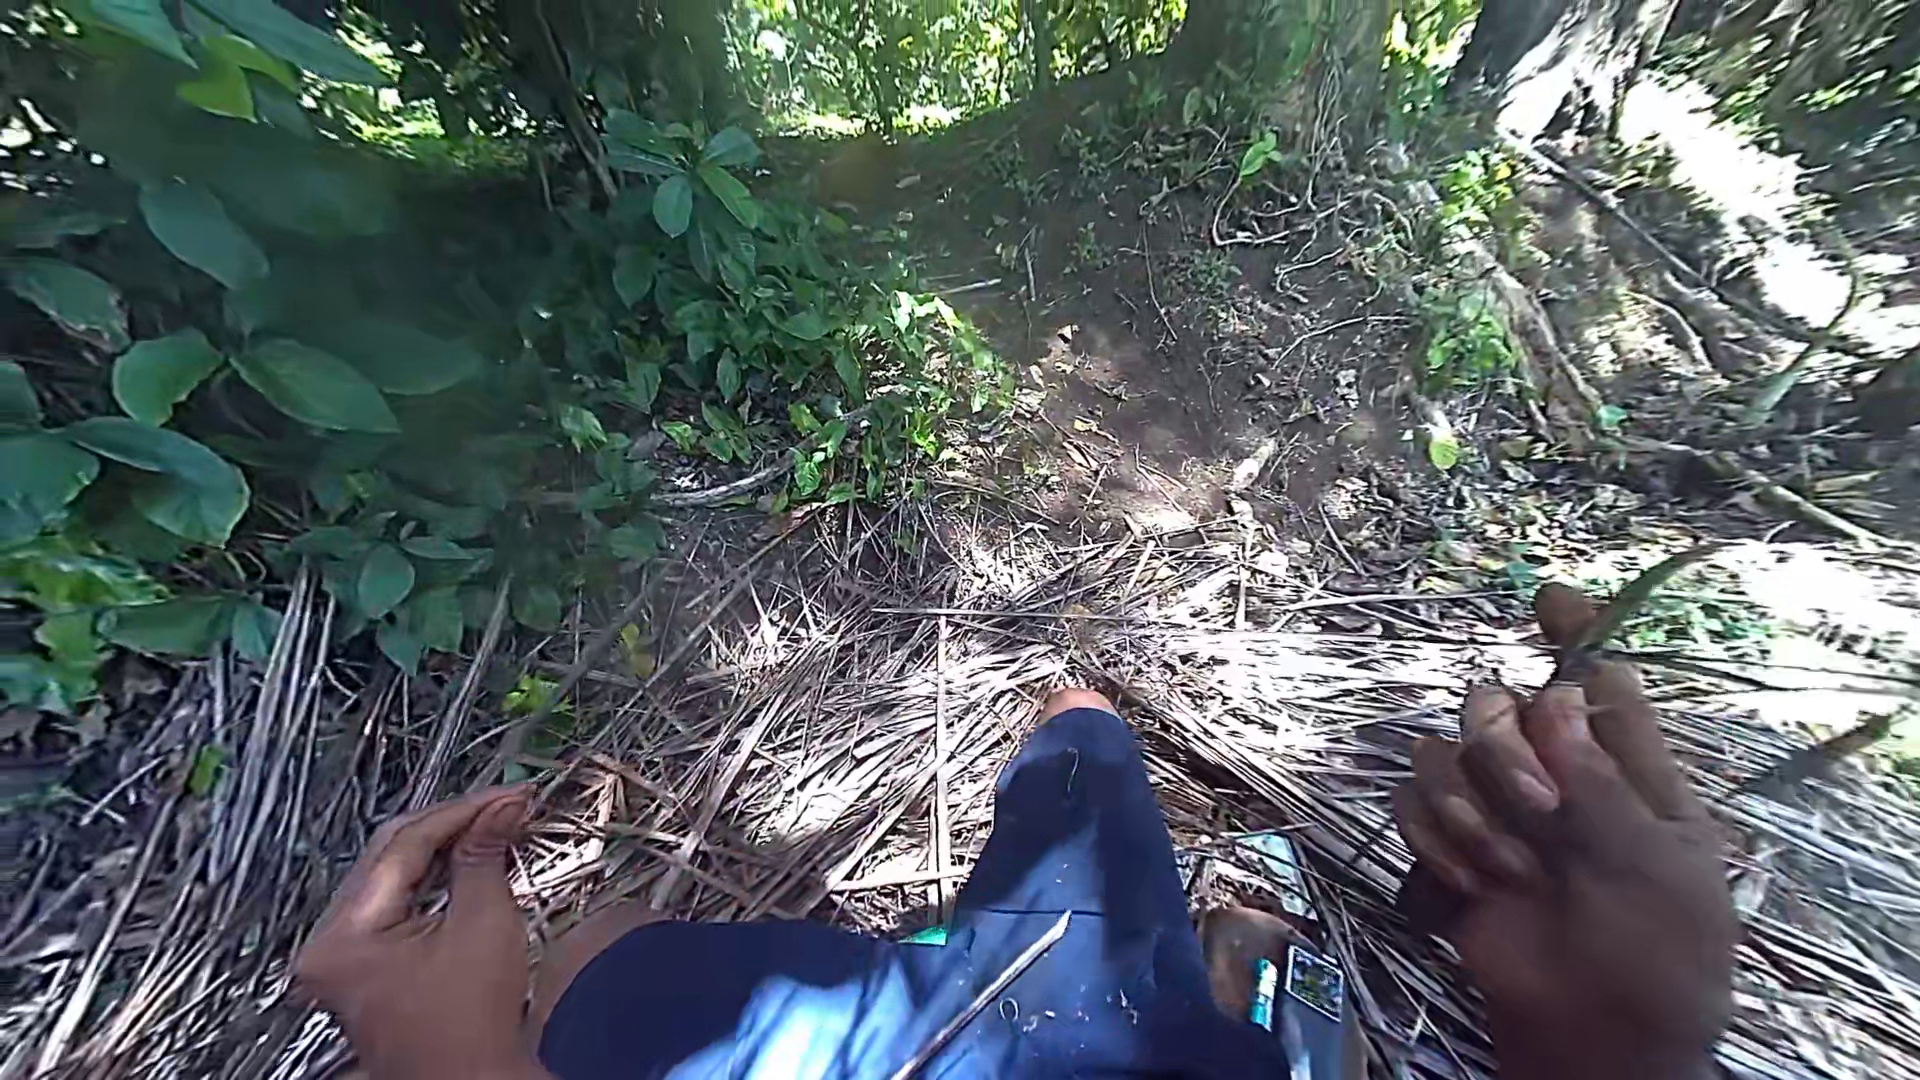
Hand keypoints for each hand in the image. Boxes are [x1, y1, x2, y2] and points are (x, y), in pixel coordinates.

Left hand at [293, 787, 548, 1079]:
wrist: (469, 1075)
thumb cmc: (471, 1009)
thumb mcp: (483, 919)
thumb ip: (485, 854)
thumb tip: (505, 804)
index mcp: (344, 935)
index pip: (404, 845)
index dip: (464, 811)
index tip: (512, 794)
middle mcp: (330, 940)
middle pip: (393, 851)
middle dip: (457, 820)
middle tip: (510, 803)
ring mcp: (346, 950)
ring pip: (399, 867)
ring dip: (452, 840)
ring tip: (501, 820)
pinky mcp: (369, 955)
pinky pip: (404, 891)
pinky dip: (444, 867)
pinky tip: (478, 852)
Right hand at [1392, 585, 1735, 1079]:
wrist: (1580, 1021)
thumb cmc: (1651, 953)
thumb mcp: (1655, 868)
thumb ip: (1600, 778)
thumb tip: (1551, 694)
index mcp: (1622, 772)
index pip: (1596, 683)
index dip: (1576, 635)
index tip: (1550, 595)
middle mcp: (1546, 770)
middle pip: (1493, 704)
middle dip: (1505, 751)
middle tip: (1539, 808)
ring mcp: (1487, 798)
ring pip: (1440, 748)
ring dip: (1471, 809)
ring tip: (1507, 864)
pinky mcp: (1438, 825)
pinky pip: (1411, 796)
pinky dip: (1439, 838)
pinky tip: (1475, 879)